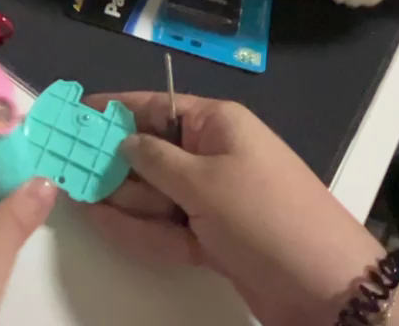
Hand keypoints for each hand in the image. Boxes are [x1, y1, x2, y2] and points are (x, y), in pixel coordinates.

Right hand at [81, 93, 385, 322]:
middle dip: (112, 162)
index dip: (114, 109)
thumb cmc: (265, 216)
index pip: (154, 106)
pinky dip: (138, 228)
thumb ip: (154, 159)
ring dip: (120, 198)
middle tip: (66, 167)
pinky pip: (167, 226)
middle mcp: (211, 154)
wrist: (331, 291)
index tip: (76, 113)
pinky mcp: (214, 238)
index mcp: (215, 124)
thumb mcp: (204, 182)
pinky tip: (102, 224)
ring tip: (76, 199)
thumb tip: (122, 142)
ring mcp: (212, 199)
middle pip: (149, 151)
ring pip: (154, 192)